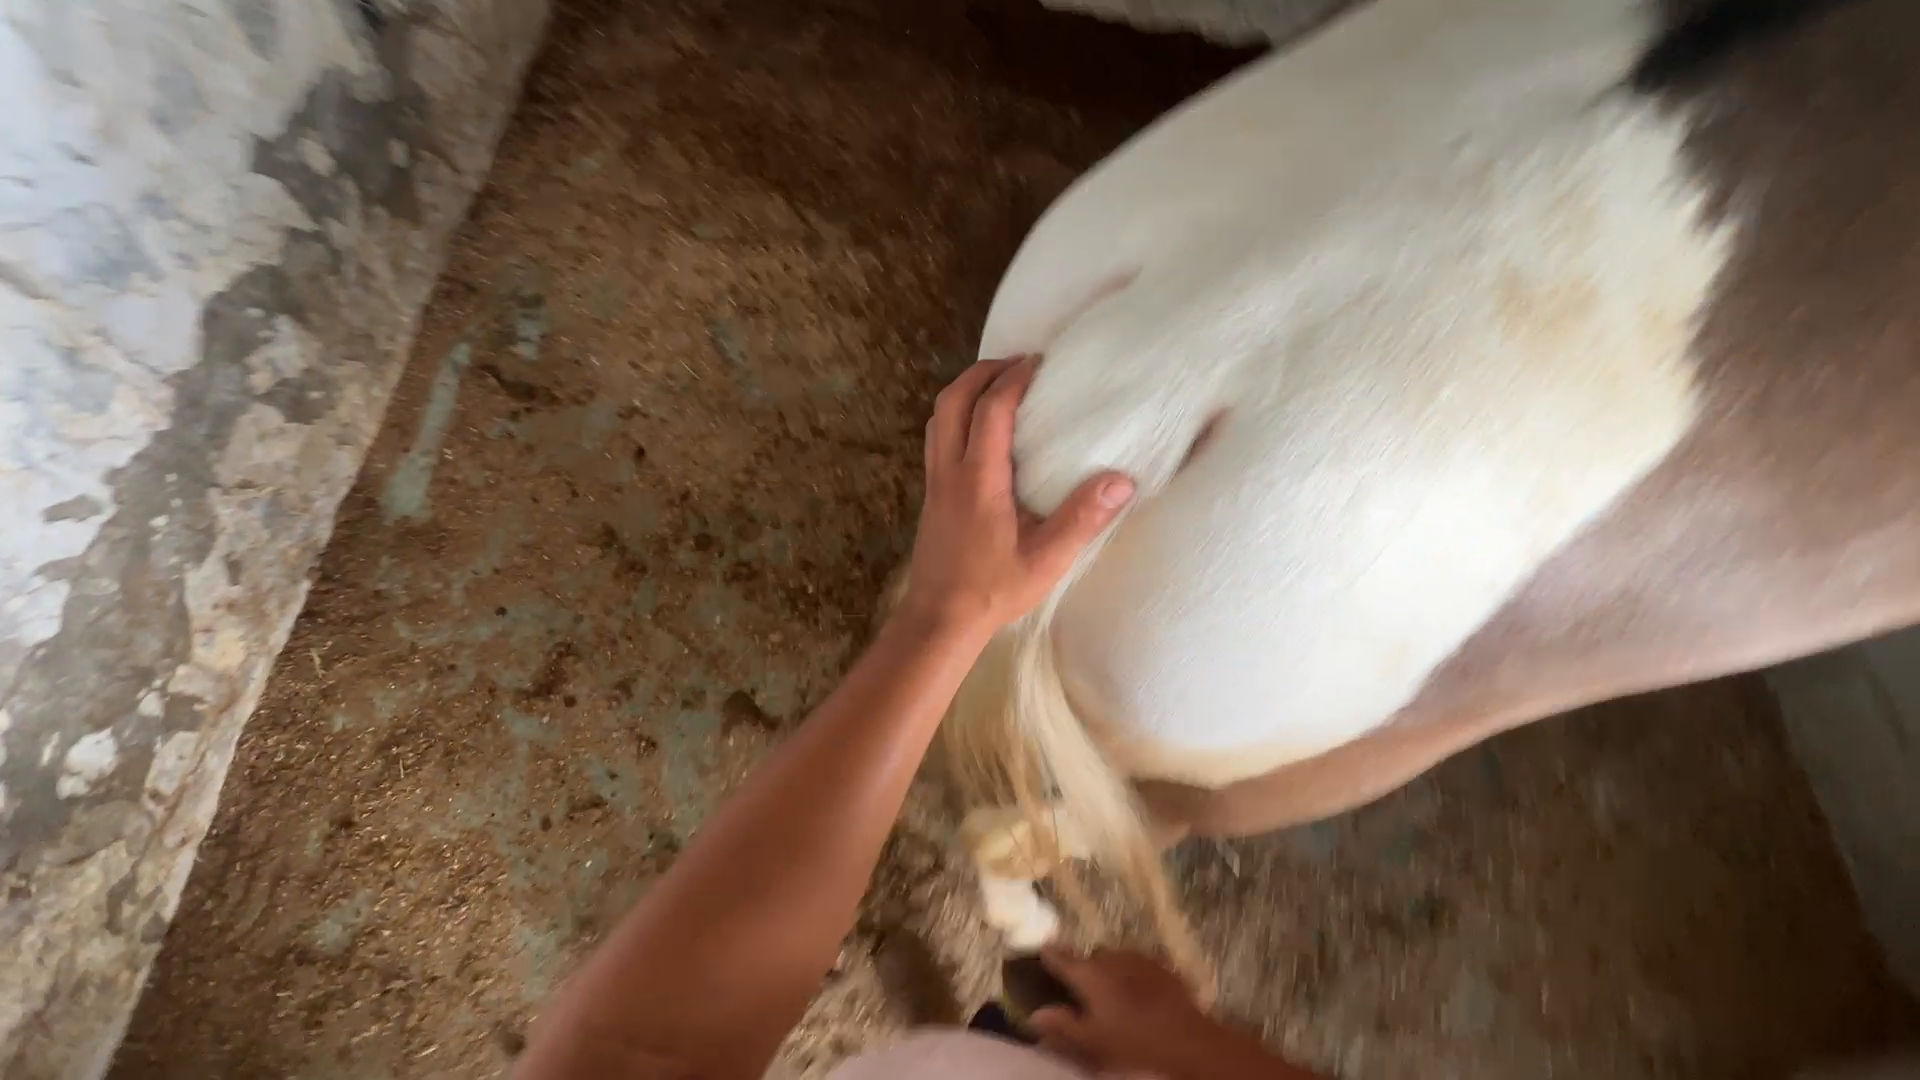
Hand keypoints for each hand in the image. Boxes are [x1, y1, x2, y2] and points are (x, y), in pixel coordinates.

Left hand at [903, 356, 1133, 635]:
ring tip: (996, 386)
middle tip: (1016, 364)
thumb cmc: (993, 590)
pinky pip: (936, 438)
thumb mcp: (1046, 560)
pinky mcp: (931, 495)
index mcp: (978, 479)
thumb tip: (1122, 481)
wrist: (939, 618)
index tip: (1037, 363)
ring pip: (938, 417)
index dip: (1013, 379)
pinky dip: (955, 416)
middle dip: (982, 372)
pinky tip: (979, 431)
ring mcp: (935, 482)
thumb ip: (1082, 519)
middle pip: (953, 400)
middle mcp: (950, 471)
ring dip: (964, 391)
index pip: (990, 410)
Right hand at [1026, 948, 1218, 1075]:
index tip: (1042, 951)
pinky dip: (1135, 975)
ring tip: (1115, 993)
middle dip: (1087, 967)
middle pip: (1092, 956)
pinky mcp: (1164, 967)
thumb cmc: (1133, 1044)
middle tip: (1086, 990)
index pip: (1062, 957)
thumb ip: (1062, 1026)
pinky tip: (1141, 994)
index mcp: (1089, 974)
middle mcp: (1111, 958)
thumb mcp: (1092, 1042)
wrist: (1188, 1041)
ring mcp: (1139, 959)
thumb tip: (1035, 1015)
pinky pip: (1141, 965)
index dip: (1050, 955)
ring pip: (1117, 958)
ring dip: (1112, 969)